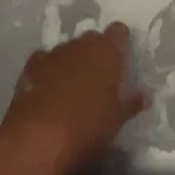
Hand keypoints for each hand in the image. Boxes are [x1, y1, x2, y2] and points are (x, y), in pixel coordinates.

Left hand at [0, 22, 148, 174]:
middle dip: (96, 52)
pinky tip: (47, 86)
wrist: (36, 142)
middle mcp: (80, 46)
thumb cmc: (86, 130)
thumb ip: (130, 104)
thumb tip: (144, 95)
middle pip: (92, 39)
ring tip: (73, 85)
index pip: (118, 33)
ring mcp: (53, 54)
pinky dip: (48, 70)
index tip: (122, 57)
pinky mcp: (30, 68)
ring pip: (67, 50)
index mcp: (107, 53)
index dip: (120, 42)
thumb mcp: (115, 122)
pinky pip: (44, 61)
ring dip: (72, 62)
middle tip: (100, 76)